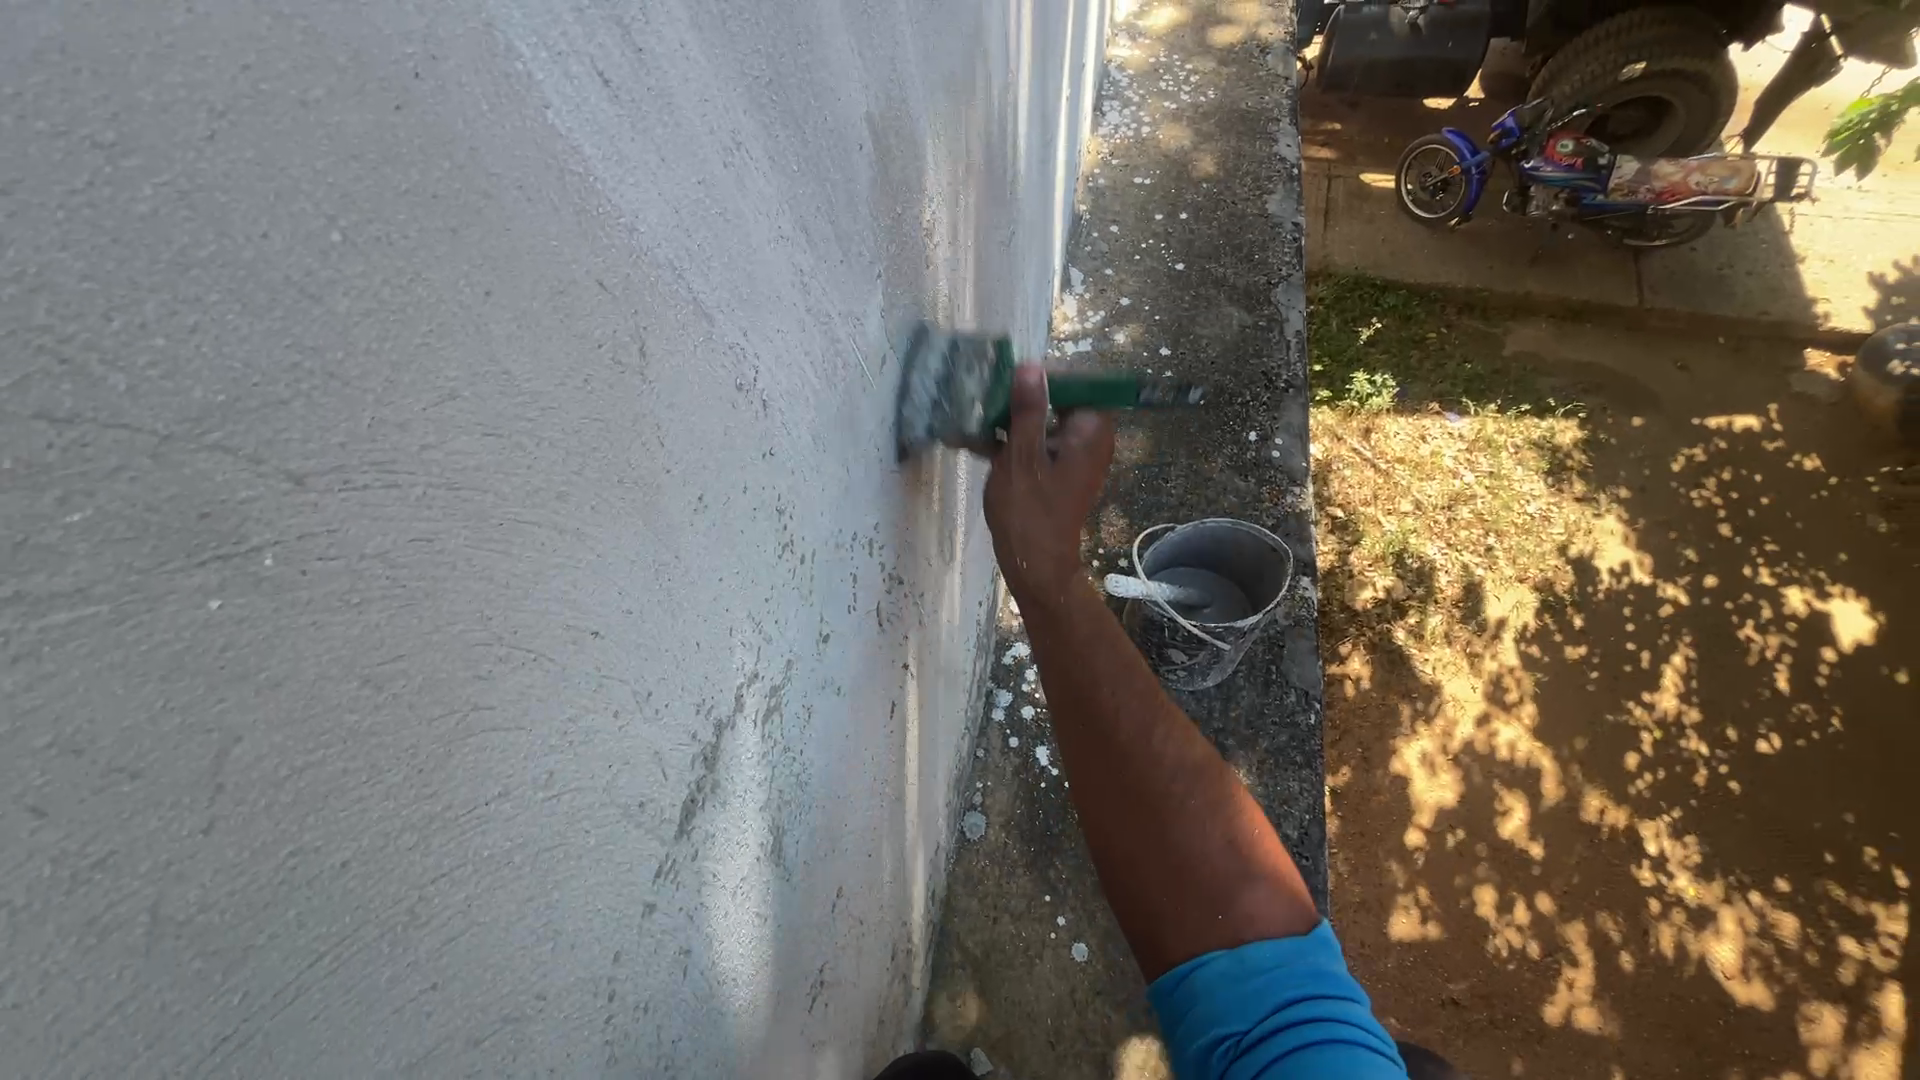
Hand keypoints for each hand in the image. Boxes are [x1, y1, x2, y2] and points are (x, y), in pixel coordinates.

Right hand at [983, 365, 1115, 610]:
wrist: (1035, 566)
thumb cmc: (1030, 511)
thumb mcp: (1021, 454)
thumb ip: (1027, 409)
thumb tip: (1031, 367)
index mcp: (1091, 430)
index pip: (1074, 382)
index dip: (1040, 377)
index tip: (1005, 379)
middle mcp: (1089, 440)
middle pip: (1055, 402)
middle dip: (1017, 398)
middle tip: (981, 396)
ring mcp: (1072, 458)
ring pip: (1040, 424)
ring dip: (1007, 421)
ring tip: (970, 418)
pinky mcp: (1055, 474)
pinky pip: (1034, 446)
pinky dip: (1010, 443)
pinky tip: (975, 441)